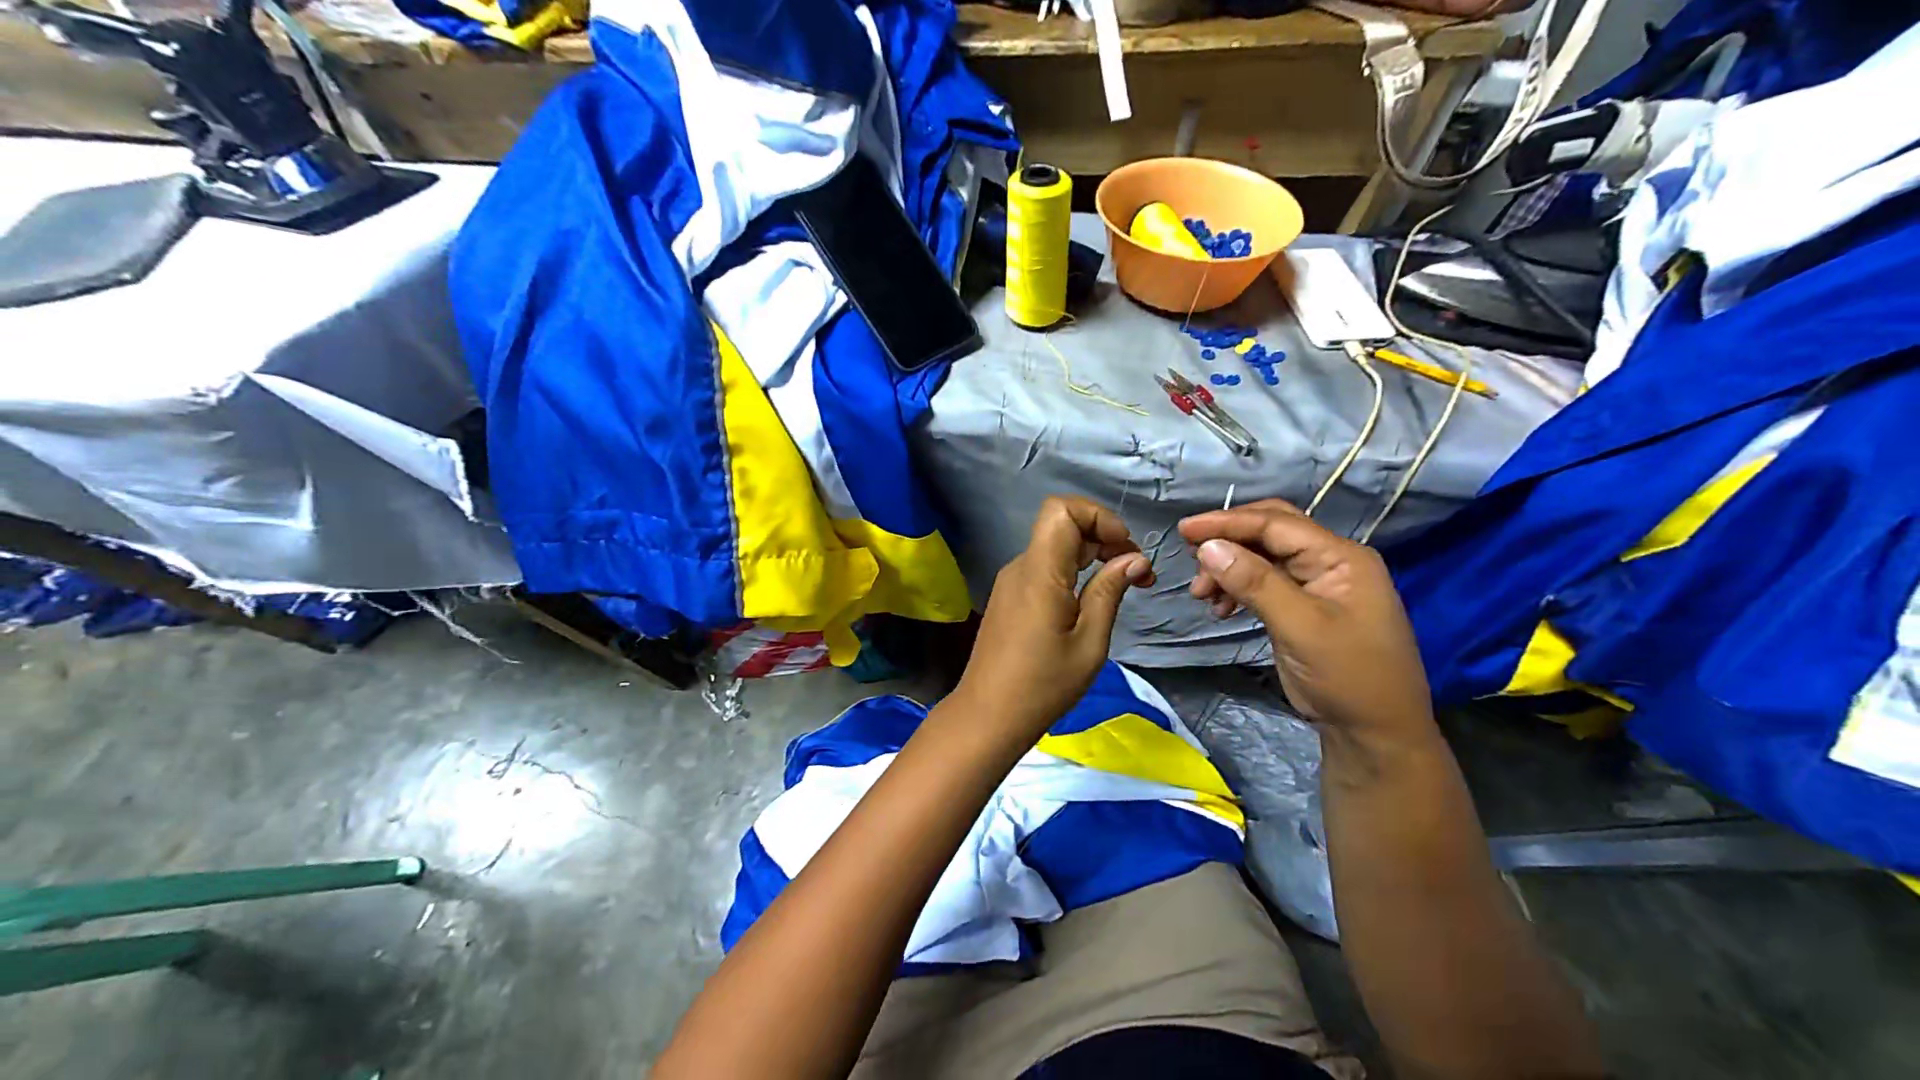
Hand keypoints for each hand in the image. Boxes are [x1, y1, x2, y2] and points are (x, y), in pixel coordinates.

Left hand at [954, 496, 1153, 738]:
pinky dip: (1073, 572)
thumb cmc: (1044, 685)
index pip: (1061, 509)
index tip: (1124, 549)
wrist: (988, 715)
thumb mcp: (1090, 642)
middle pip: (1062, 524)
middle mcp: (1021, 567)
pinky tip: (1091, 601)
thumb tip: (1135, 558)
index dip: (1098, 516)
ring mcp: (1012, 581)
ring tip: (1123, 587)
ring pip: (1055, 546)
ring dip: (1092, 556)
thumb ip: (1109, 592)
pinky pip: (1045, 568)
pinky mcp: (1010, 597)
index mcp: (1039, 572)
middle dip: (1104, 537)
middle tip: (1137, 573)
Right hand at [1178, 499, 1433, 743]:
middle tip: (1190, 557)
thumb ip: (1255, 582)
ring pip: (1261, 559)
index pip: (1275, 524)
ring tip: (1202, 595)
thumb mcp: (1300, 627)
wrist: (1375, 733)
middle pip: (1269, 534)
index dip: (1227, 522)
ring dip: (1228, 569)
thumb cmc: (1347, 676)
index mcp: (1340, 557)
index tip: (1184, 529)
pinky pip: (1263, 583)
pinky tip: (1221, 608)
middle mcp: (1329, 562)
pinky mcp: (1303, 607)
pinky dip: (1238, 589)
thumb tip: (1207, 547)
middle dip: (1227, 542)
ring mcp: (1316, 585)